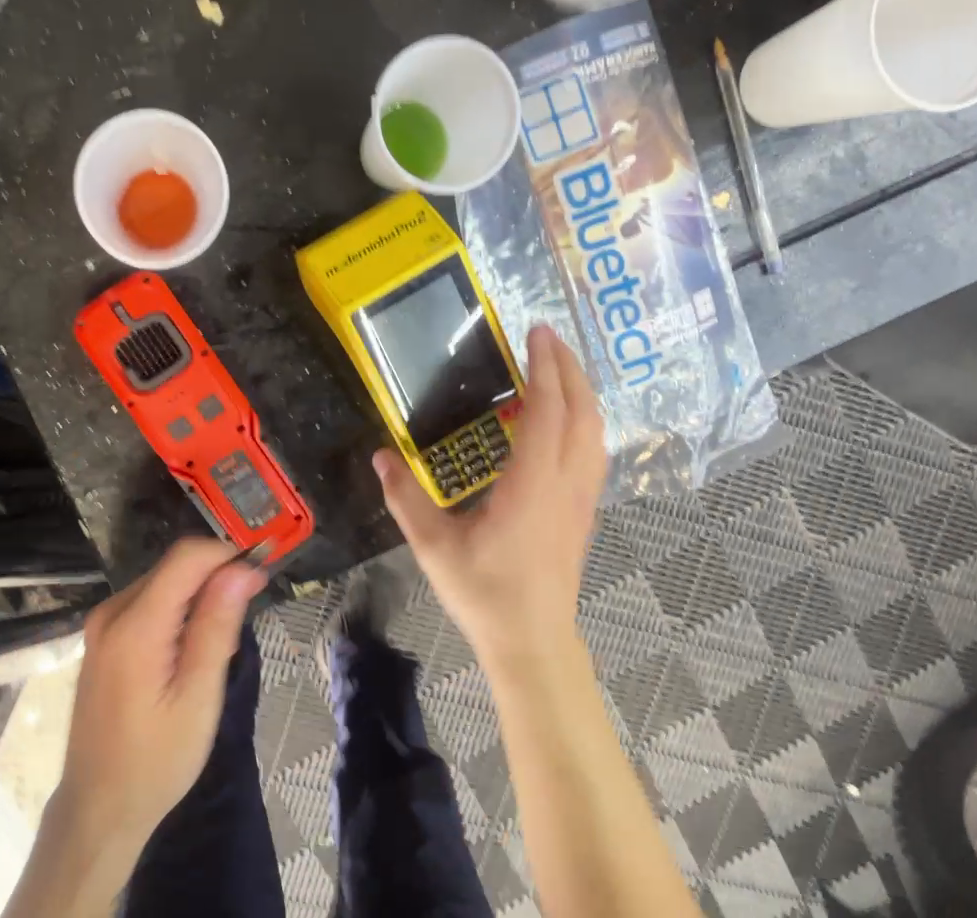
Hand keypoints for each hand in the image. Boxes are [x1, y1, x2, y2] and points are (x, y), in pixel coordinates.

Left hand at [55, 538, 266, 845]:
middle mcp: (111, 613)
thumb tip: (241, 570)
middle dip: (215, 580)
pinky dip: (177, 613)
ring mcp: (101, 625)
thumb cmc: (156, 762)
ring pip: (162, 584)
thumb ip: (217, 628)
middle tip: (240, 628)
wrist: (99, 806)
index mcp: (134, 626)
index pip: (186, 557)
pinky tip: (187, 655)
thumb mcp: (198, 698)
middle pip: (173, 568)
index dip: (228, 556)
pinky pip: (147, 604)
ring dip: (197, 598)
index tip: (261, 578)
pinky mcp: (102, 639)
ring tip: (215, 651)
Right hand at [373, 324, 607, 662]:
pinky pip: (593, 452)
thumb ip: (406, 498)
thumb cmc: (484, 593)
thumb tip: (382, 455)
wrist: (532, 641)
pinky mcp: (583, 513)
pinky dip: (583, 420)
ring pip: (595, 432)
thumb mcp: (434, 546)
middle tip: (547, 337)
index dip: (544, 368)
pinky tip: (565, 421)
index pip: (547, 412)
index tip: (535, 334)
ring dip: (581, 392)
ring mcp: (582, 499)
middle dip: (569, 368)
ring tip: (558, 369)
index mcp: (532, 486)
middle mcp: (566, 484)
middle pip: (582, 412)